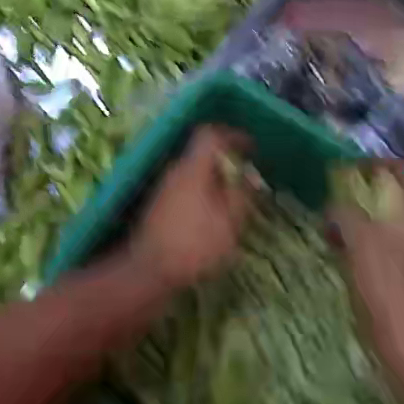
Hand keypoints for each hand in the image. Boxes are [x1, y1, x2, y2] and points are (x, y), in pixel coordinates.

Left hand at [127, 125, 255, 290]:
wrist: (150, 270)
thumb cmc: (194, 244)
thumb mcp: (229, 221)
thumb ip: (242, 194)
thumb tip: (250, 174)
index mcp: (192, 167)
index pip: (209, 134)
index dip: (233, 135)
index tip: (253, 147)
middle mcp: (175, 170)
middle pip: (201, 151)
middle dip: (227, 158)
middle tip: (249, 174)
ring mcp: (164, 187)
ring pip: (194, 170)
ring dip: (216, 176)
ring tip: (237, 196)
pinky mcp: (160, 205)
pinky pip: (187, 186)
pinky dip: (205, 190)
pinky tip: (216, 213)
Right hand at [327, 162, 403, 370]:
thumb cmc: (389, 294)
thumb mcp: (360, 245)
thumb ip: (347, 215)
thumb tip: (336, 202)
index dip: (386, 164)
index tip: (354, 165)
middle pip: (399, 199)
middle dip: (367, 192)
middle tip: (336, 194)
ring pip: (390, 224)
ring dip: (362, 218)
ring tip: (332, 224)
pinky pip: (386, 248)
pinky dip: (364, 242)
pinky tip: (342, 254)